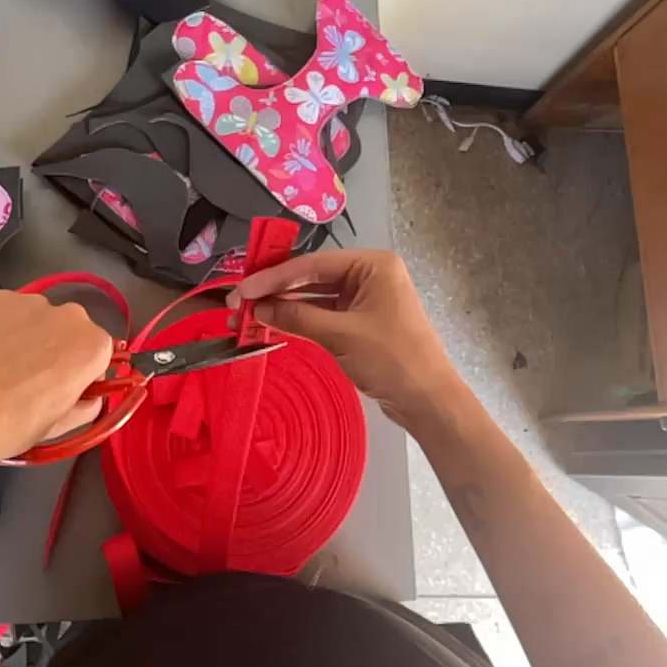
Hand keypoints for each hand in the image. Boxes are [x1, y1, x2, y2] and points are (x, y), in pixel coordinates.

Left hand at [0, 290, 112, 474]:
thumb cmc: (3, 426)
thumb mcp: (53, 429)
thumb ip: (84, 408)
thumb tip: (90, 397)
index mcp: (92, 347)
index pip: (101, 356)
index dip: (82, 376)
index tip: (60, 393)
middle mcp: (68, 315)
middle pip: (72, 332)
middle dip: (57, 350)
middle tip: (27, 382)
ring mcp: (28, 301)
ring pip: (38, 320)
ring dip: (28, 337)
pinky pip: (7, 313)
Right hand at [233, 249, 463, 426]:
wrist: (428, 401)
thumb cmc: (392, 359)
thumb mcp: (341, 336)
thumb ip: (297, 318)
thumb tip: (257, 309)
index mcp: (373, 265)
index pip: (313, 264)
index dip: (273, 277)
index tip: (241, 289)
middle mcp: (370, 275)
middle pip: (312, 278)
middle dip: (275, 291)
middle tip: (238, 303)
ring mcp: (366, 299)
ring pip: (315, 297)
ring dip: (284, 307)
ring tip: (247, 315)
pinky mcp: (361, 322)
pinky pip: (324, 315)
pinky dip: (299, 320)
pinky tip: (272, 324)